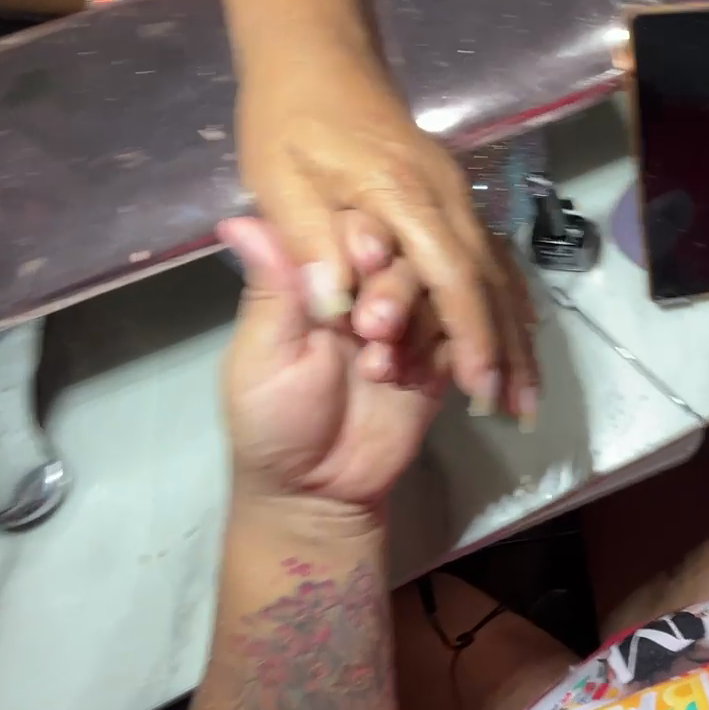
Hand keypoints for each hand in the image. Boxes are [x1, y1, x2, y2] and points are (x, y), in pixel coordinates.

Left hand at [219, 217, 444, 518]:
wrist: (322, 490)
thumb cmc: (274, 421)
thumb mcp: (264, 355)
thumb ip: (273, 289)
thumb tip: (242, 218)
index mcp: (325, 279)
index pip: (355, 230)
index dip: (365, 239)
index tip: (364, 259)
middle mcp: (373, 291)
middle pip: (410, 258)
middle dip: (396, 290)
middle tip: (373, 330)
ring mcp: (413, 322)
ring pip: (443, 294)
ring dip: (418, 328)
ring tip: (385, 370)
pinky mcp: (445, 355)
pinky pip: (466, 335)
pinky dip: (448, 353)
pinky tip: (416, 379)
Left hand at [235, 56, 537, 422]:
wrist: (318, 57)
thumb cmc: (287, 121)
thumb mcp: (276, 178)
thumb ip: (304, 243)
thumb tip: (338, 306)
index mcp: (403, 196)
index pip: (450, 274)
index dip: (468, 333)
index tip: (481, 383)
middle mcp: (447, 201)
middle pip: (489, 280)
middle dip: (503, 347)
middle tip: (515, 407)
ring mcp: (461, 201)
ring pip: (502, 275)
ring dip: (516, 336)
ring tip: (529, 394)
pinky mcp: (461, 204)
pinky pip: (498, 261)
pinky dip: (512, 304)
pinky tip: (524, 337)